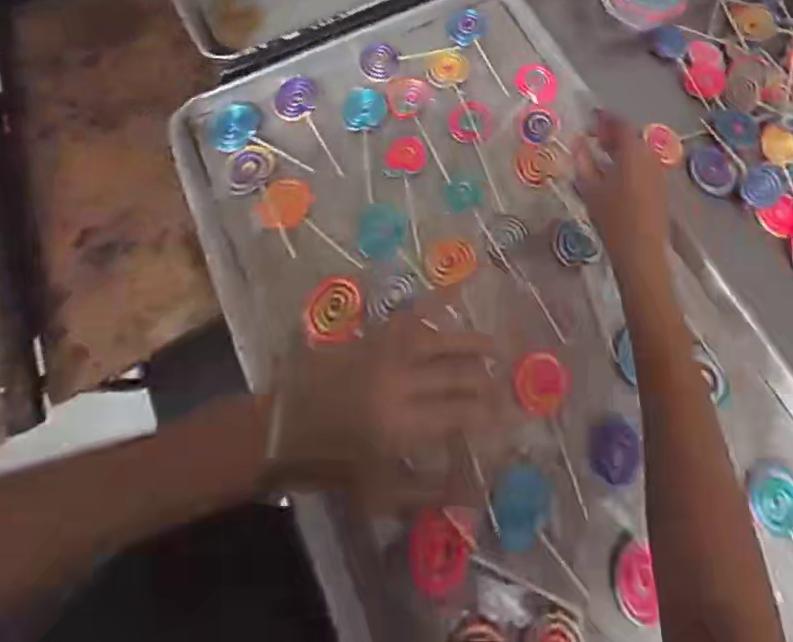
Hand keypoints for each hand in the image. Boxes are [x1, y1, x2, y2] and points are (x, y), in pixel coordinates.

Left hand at [264, 306, 497, 507]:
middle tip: (504, 384)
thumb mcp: (379, 492)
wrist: (283, 425)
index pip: (462, 413)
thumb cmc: (331, 464)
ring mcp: (385, 353)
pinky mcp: (372, 336)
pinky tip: (452, 300)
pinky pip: (410, 317)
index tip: (510, 415)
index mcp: (403, 425)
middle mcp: (400, 383)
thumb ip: (428, 491)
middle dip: (486, 380)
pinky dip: (434, 307)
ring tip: (493, 347)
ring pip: (440, 340)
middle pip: (458, 374)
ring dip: (472, 342)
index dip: (491, 414)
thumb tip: (473, 489)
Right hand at [574, 110, 672, 277]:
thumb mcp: (590, 187)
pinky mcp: (660, 187)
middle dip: (613, 133)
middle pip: (632, 136)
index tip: (591, 116)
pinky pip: (644, 164)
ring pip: (639, 151)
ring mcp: (658, 173)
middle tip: (593, 136)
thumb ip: (583, 160)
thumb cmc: (612, 218)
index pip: (621, 124)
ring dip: (621, 148)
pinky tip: (614, 173)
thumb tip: (578, 142)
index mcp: (634, 153)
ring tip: (601, 154)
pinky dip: (629, 161)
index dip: (606, 118)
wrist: (641, 251)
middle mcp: (651, 157)